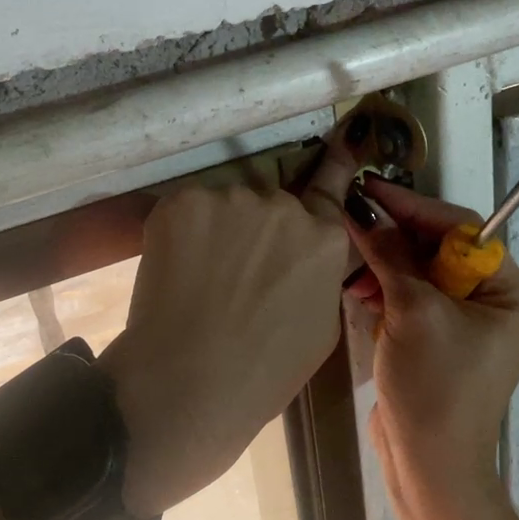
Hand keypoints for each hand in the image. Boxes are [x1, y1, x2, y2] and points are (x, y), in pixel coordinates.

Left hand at [100, 140, 356, 517]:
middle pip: (270, 203)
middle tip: (233, 274)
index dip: (332, 167)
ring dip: (218, 229)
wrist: (189, 381)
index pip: (330, 185)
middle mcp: (281, 205)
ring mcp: (230, 198)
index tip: (342, 138)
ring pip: (226, 205)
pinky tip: (176, 270)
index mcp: (323, 236)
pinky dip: (181, 231)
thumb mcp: (321, 325)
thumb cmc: (264, 371)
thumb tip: (304, 255)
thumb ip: (319, 274)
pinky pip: (188, 208)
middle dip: (257, 229)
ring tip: (199, 279)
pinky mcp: (182, 201)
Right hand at [344, 177, 518, 495]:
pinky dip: (385, 289)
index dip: (412, 207)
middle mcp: (498, 300)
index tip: (368, 189)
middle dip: (393, 239)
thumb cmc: (434, 387)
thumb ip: (387, 254)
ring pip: (420, 270)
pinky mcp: (440, 337)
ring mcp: (469, 321)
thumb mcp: (412, 312)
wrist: (429, 466)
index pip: (461, 230)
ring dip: (384, 266)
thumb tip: (359, 208)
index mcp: (514, 292)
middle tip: (351, 221)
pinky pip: (412, 295)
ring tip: (351, 272)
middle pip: (439, 248)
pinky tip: (359, 291)